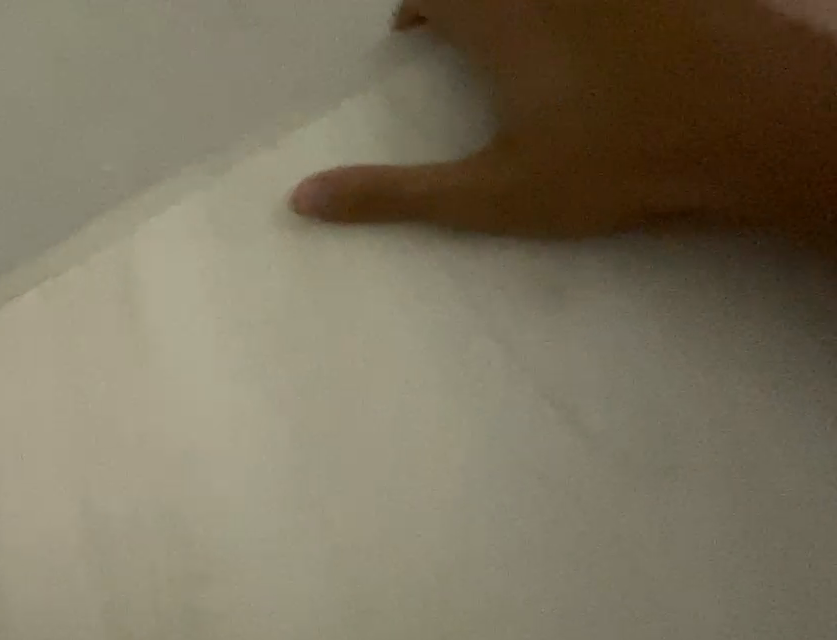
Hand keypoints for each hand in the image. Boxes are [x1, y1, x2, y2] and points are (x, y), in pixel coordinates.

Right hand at [289, 0, 836, 241]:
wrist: (761, 131)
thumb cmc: (611, 167)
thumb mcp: (483, 197)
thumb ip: (389, 196)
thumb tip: (300, 198)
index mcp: (510, 27)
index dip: (420, 4)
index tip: (412, 32)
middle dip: (463, 2)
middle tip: (454, 28)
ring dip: (515, 2)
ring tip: (514, 31)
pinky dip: (572, 6)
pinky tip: (586, 28)